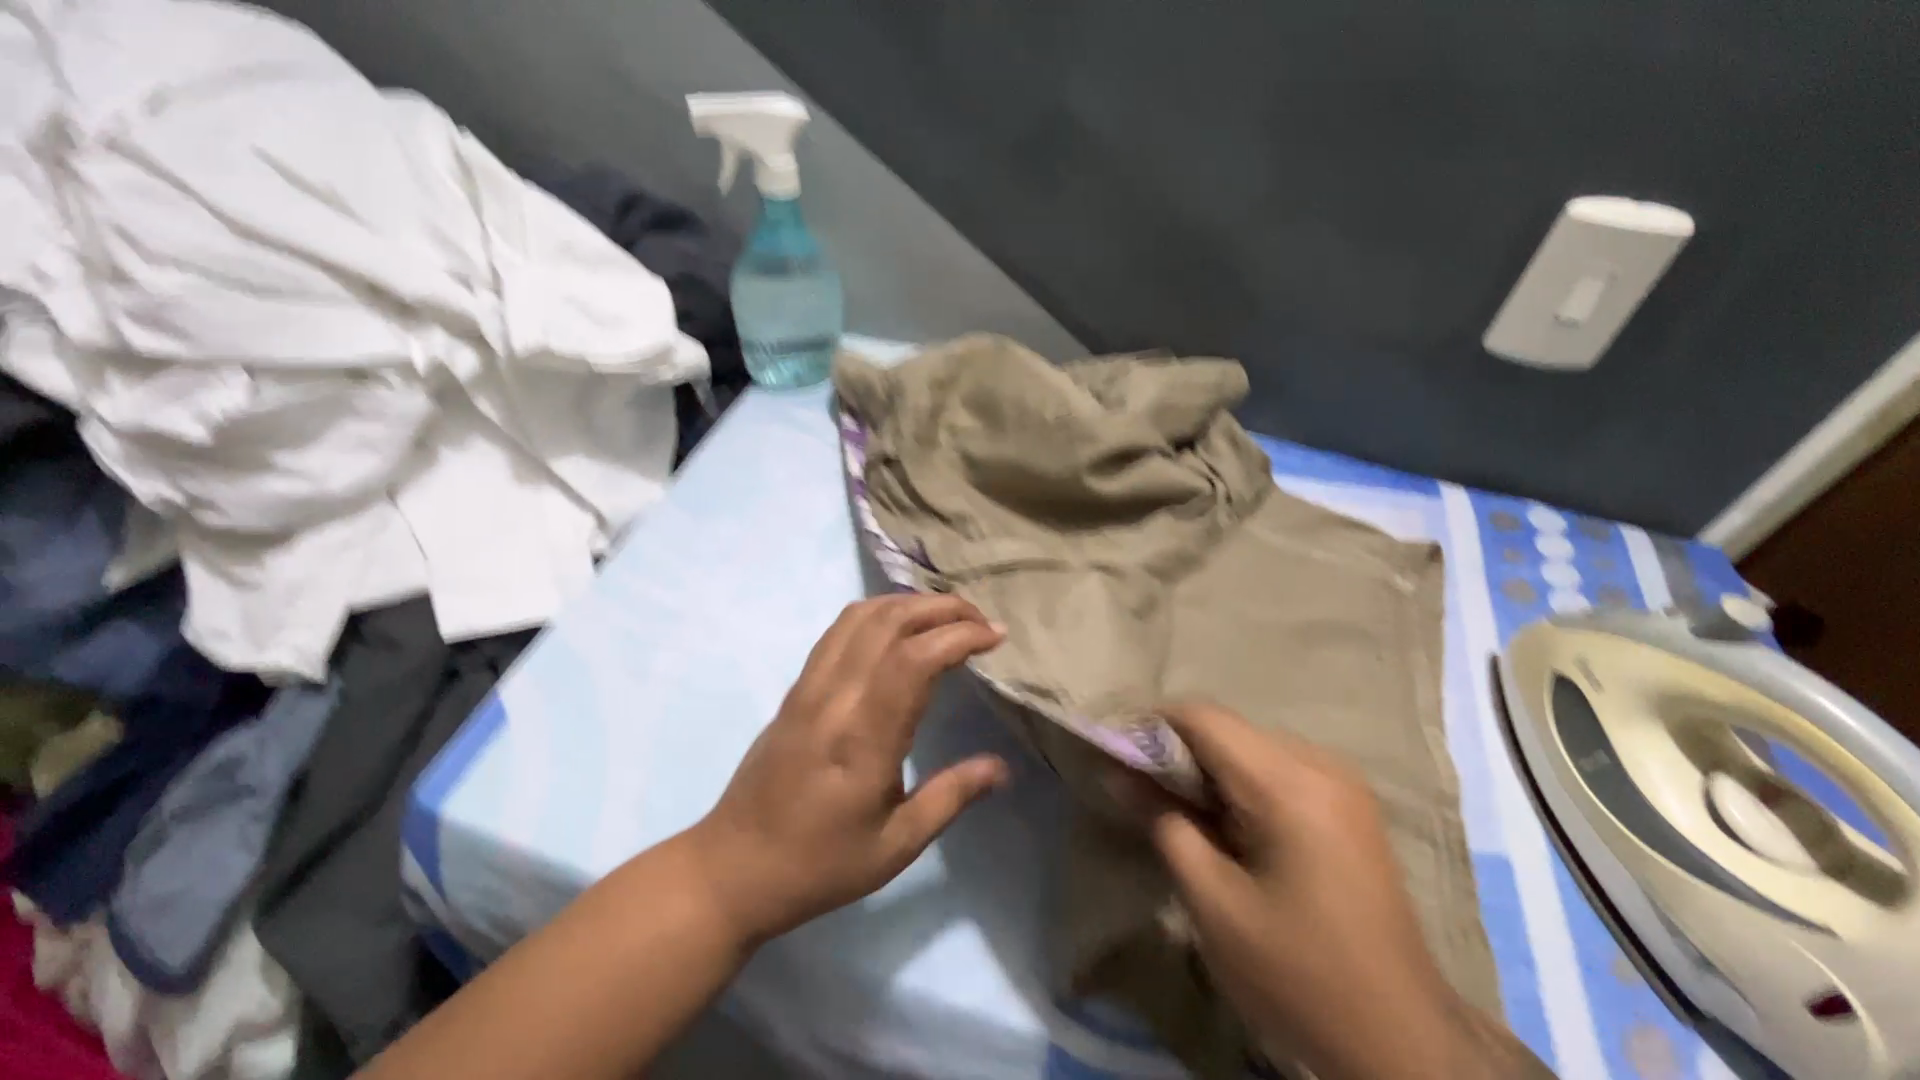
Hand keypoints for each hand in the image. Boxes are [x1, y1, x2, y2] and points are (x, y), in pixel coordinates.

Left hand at [687, 595, 1009, 945]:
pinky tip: (898, 631)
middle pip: (888, 621)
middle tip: (982, 623)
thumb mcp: (896, 845)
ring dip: (908, 605)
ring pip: (858, 617)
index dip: (958, 635)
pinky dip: (876, 615)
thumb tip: (1002, 767)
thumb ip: (951, 796)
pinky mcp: (794, 691)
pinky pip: (836, 632)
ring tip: (947, 619)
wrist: (734, 869)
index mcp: (863, 737)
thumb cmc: (821, 865)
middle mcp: (834, 699)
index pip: (914, 658)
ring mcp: (808, 689)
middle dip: (941, 608)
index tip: (996, 637)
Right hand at [1141, 704, 1535, 1079]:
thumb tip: (1119, 774)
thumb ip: (1164, 825)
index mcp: (1290, 785)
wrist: (1398, 1037)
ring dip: (1210, 773)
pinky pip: (1283, 774)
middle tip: (1138, 793)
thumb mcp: (1214, 904)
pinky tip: (1226, 830)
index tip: (1113, 756)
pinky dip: (1243, 789)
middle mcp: (1324, 767)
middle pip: (1231, 731)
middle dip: (1179, 754)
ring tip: (1177, 815)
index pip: (1205, 718)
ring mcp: (1346, 787)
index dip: (1151, 727)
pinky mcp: (1352, 811)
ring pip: (1255, 750)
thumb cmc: (1296, 973)